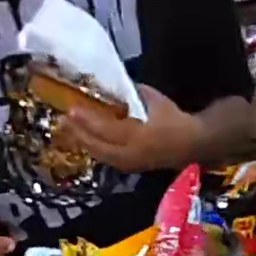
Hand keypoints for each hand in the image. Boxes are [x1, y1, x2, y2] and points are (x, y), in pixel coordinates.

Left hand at [59, 84, 203, 174]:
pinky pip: (107, 159)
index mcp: (138, 136)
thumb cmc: (173, 120)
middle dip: (80, 134)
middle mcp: (131, 154)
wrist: (191, 145)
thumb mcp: (153, 100)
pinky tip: (85, 141)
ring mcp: (129, 164)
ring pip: (100, 156)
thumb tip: (113, 87)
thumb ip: (132, 94)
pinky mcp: (129, 168)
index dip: (88, 120)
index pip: (107, 130)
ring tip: (70, 131)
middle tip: (64, 121)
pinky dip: (95, 149)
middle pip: (98, 146)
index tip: (72, 109)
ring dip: (84, 143)